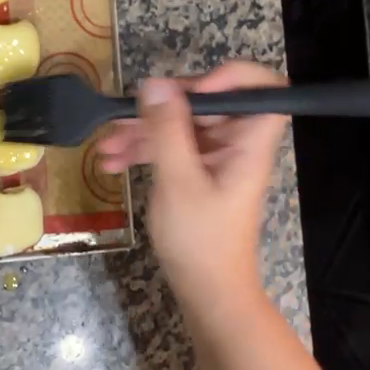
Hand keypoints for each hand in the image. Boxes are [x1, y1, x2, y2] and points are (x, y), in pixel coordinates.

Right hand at [95, 62, 288, 302]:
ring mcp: (215, 159)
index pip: (264, 89)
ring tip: (105, 147)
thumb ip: (167, 130)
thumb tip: (155, 83)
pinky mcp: (196, 174)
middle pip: (207, 104)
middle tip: (126, 117)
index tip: (192, 90)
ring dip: (143, 132)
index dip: (231, 78)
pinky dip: (144, 152)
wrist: (207, 291)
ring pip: (181, 126)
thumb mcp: (178, 181)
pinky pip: (171, 149)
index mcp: (248, 142)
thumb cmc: (201, 240)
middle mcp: (236, 144)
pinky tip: (112, 163)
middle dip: (163, 108)